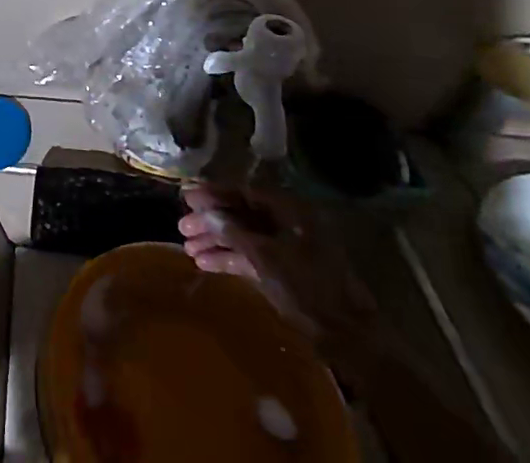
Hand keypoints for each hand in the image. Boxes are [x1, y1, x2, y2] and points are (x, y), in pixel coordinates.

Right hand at [177, 183, 373, 338]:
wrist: (347, 336)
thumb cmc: (309, 288)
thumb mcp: (267, 257)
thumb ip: (234, 232)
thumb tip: (205, 213)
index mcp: (291, 212)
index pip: (245, 193)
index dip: (214, 194)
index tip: (186, 197)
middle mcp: (288, 224)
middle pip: (242, 214)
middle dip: (211, 221)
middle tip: (182, 226)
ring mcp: (285, 248)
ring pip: (244, 236)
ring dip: (215, 241)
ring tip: (187, 248)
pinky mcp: (282, 270)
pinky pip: (250, 256)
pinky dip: (228, 258)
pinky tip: (203, 264)